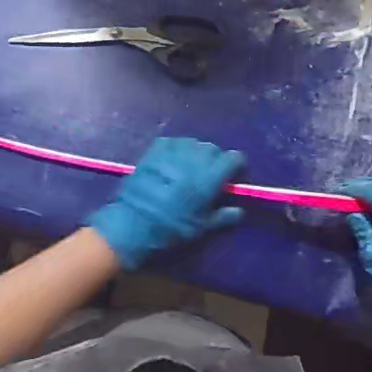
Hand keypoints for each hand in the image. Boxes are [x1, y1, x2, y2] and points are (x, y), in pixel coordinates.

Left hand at [88, 137, 243, 267]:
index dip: (236, 166)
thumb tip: (239, 210)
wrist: (133, 223)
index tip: (232, 176)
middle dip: (215, 160)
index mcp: (210, 177)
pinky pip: (172, 142)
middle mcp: (194, 159)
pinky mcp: (153, 151)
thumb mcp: (202, 227)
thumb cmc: (172, 228)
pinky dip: (176, 149)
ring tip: (190, 167)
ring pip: (193, 143)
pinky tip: (172, 161)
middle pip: (213, 149)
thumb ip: (224, 216)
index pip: (234, 158)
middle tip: (209, 175)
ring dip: (195, 153)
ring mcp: (173, 152)